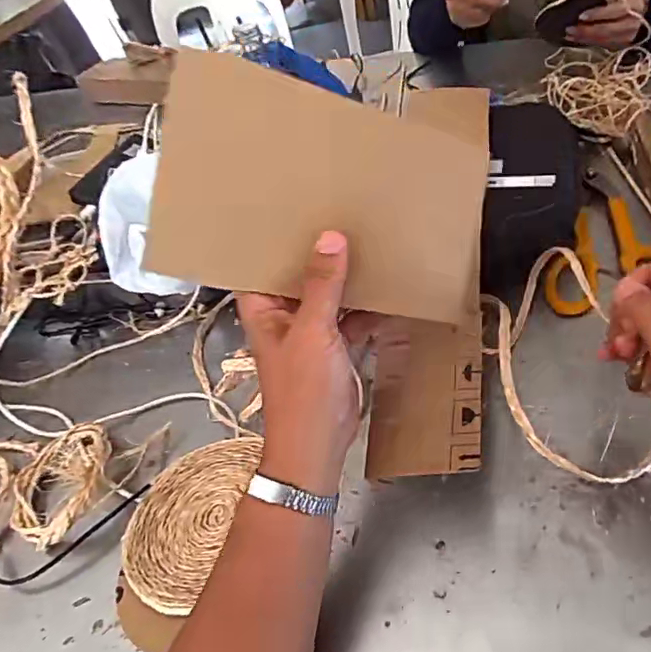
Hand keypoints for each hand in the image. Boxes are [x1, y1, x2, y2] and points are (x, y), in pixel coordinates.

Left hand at [238, 232, 380, 495]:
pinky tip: (387, 290)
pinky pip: (352, 319)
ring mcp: (312, 332)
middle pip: (301, 277)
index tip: (296, 208)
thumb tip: (329, 238)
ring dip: (347, 280)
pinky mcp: (336, 348)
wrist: (319, 443)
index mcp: (263, 309)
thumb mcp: (312, 332)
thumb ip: (322, 286)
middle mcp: (284, 316)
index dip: (276, 239)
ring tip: (369, 245)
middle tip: (342, 217)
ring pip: (330, 297)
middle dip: (320, 254)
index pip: (262, 264)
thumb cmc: (302, 392)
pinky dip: (368, 309)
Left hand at [566, 0, 647, 48]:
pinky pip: (602, 45)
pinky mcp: (621, 46)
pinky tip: (576, 39)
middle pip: (608, 30)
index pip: (616, 11)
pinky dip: (588, 42)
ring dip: (584, 38)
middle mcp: (634, 24)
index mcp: (635, 4)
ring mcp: (628, 38)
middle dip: (587, 31)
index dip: (598, 14)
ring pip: (604, 40)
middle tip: (570, 29)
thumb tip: (583, 1)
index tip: (581, 16)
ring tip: (569, 35)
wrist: (640, 8)